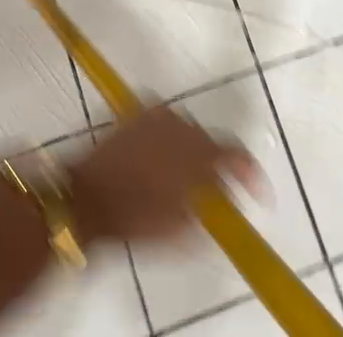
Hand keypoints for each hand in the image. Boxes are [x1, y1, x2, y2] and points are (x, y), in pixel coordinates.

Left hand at [67, 106, 261, 244]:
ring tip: (188, 173)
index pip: (237, 154)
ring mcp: (151, 116)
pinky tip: (163, 153)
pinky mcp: (130, 115)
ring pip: (185, 127)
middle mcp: (178, 125)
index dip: (252, 175)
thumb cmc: (136, 218)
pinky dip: (167, 134)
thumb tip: (229, 198)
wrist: (85, 197)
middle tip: (217, 187)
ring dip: (192, 147)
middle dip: (217, 161)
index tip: (258, 194)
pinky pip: (159, 119)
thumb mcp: (184, 227)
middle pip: (209, 139)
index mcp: (196, 152)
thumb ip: (213, 207)